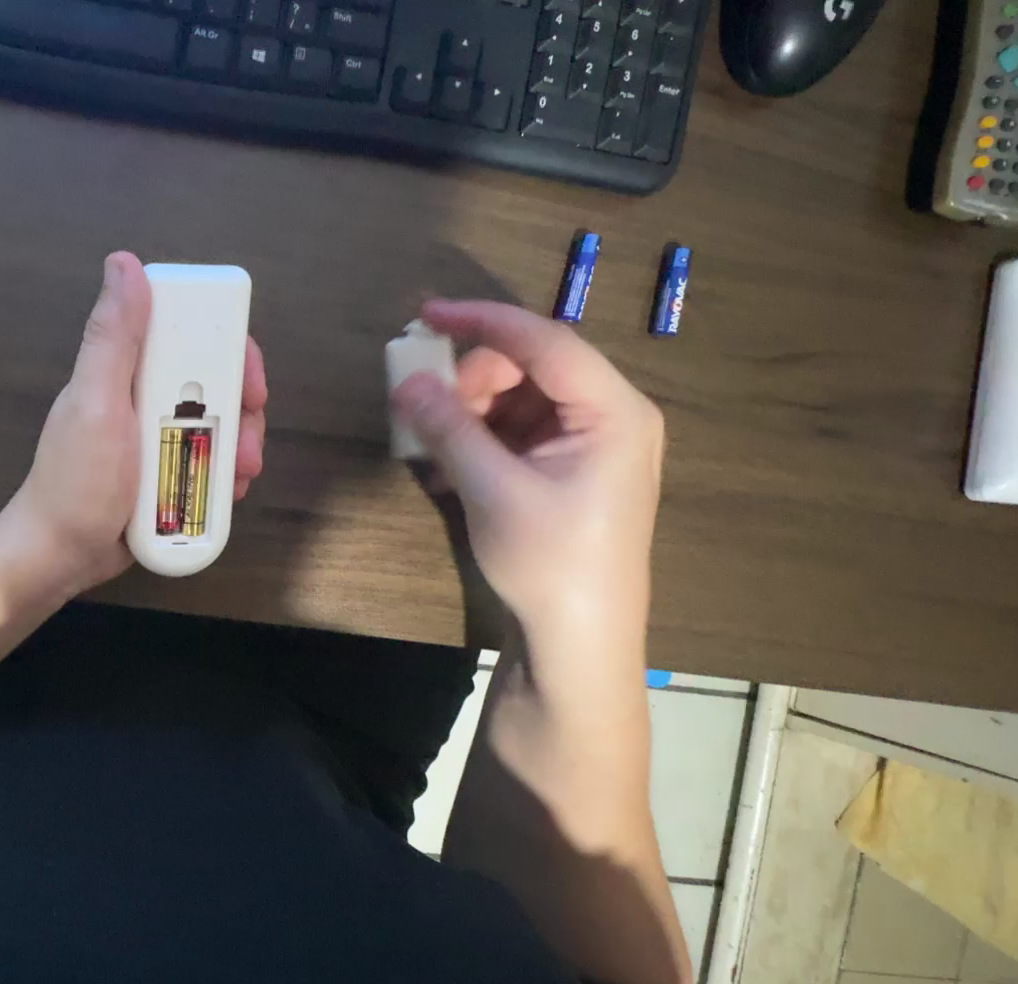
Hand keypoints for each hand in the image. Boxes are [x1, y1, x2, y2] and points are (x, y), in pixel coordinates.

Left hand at [0, 252, 268, 595]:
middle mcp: (143, 397)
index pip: (190, 337)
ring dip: (239, 450)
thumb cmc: (76, 482)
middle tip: (249, 448)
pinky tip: (227, 495)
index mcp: (125, 370)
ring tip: (240, 479)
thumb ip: (113, 338)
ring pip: (217, 428)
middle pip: (214, 386)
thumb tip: (125, 262)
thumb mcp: (96, 405)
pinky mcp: (162, 475)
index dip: (229, 351)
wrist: (61, 555)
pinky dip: (222, 476)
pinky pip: (206, 463)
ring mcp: (153, 439)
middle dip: (242, 414)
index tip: (249, 382)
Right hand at [391, 299, 662, 649]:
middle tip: (420, 407)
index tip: (425, 313)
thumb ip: (449, 429)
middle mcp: (609, 414)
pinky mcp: (567, 467)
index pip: (545, 340)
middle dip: (469, 380)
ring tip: (430, 447)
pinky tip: (449, 466)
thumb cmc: (549, 561)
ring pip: (518, 398)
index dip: (482, 321)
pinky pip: (516, 431)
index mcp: (612, 411)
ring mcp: (589, 442)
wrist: (579, 636)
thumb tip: (405, 381)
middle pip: (529, 367)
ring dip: (469, 412)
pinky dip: (479, 438)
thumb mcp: (492, 490)